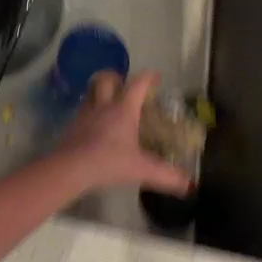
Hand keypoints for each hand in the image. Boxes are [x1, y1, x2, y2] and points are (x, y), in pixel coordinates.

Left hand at [56, 71, 192, 194]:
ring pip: (91, 91)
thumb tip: (189, 185)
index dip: (148, 77)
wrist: (71, 167)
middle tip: (124, 83)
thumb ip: (167, 176)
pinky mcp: (72, 125)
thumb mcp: (142, 170)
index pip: (137, 85)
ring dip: (99, 90)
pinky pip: (82, 109)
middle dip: (116, 76)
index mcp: (123, 110)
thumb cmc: (109, 162)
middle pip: (106, 79)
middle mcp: (103, 106)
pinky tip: (94, 123)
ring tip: (108, 100)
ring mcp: (85, 113)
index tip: (155, 76)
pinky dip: (89, 110)